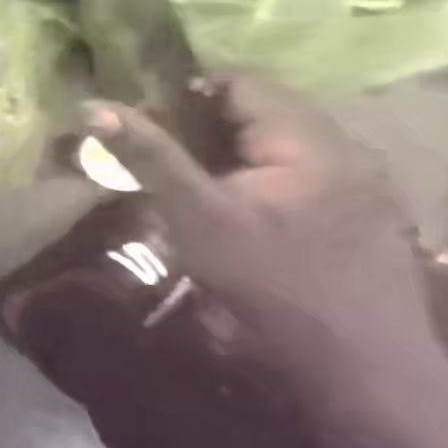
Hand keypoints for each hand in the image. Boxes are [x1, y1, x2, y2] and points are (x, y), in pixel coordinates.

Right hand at [87, 76, 435, 375]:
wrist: (353, 365)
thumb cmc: (267, 278)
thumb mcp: (193, 212)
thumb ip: (146, 153)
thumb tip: (92, 104)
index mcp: (314, 142)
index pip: (241, 83)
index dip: (183, 91)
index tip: (140, 119)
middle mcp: (345, 152)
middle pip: (257, 109)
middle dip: (196, 122)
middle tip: (149, 149)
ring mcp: (356, 184)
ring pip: (270, 141)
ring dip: (218, 148)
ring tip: (175, 174)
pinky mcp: (351, 213)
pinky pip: (288, 170)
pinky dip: (244, 172)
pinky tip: (218, 200)